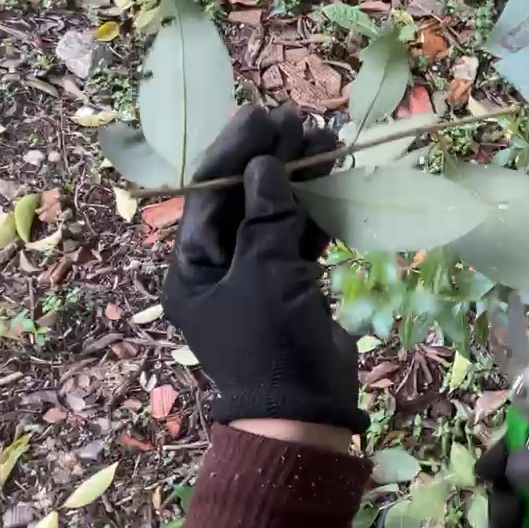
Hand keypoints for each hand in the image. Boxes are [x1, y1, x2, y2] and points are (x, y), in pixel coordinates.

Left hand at [163, 106, 366, 434]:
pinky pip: (300, 237)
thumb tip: (265, 166)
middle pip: (243, 198)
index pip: (209, 193)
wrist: (306, 412)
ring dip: (301, 180)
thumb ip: (267, 218)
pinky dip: (318, 210)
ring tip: (327, 141)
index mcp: (192, 266)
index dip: (236, 151)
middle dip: (272, 160)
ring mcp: (257, 275)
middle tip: (302, 122)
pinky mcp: (291, 285)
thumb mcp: (266, 276)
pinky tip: (336, 181)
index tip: (265, 115)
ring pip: (276, 213)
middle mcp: (218, 265)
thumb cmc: (272, 345)